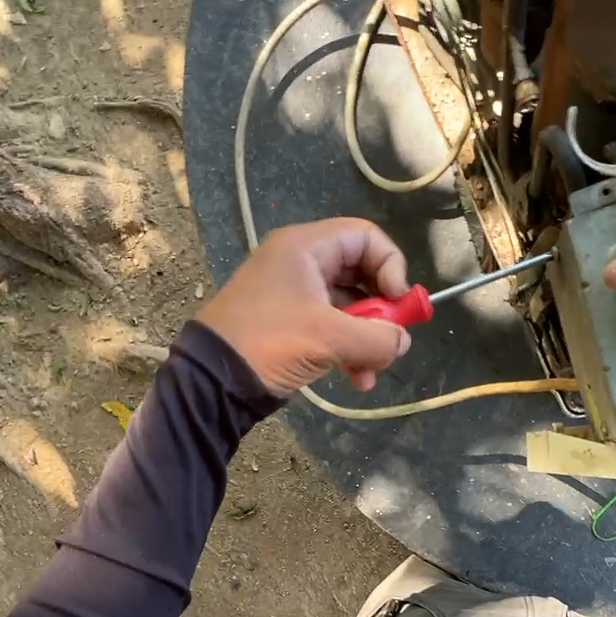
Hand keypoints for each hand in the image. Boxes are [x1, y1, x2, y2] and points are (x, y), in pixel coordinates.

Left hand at [198, 218, 413, 396]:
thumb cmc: (269, 342)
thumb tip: (403, 341)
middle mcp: (300, 263)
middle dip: (381, 309)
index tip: (398, 303)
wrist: (212, 379)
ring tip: (372, 370)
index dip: (391, 266)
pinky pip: (331, 328)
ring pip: (348, 306)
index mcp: (305, 247)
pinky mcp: (290, 324)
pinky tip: (358, 380)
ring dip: (366, 338)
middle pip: (360, 272)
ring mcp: (294, 294)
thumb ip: (375, 338)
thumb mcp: (327, 339)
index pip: (365, 236)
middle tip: (391, 337)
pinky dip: (348, 350)